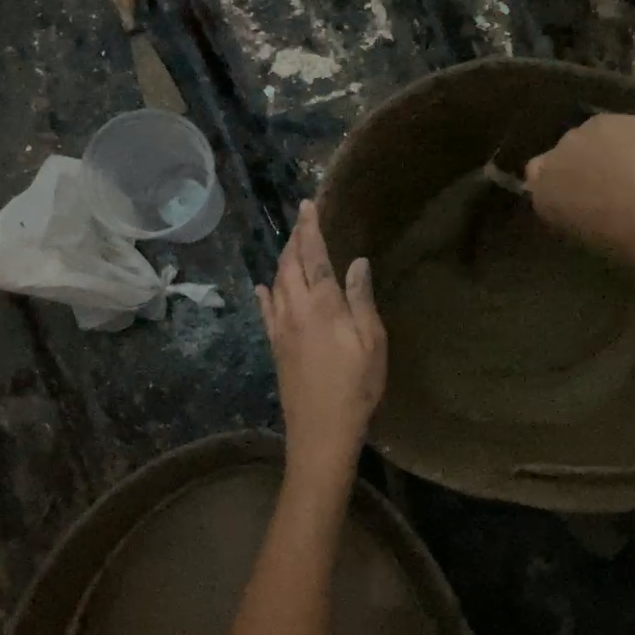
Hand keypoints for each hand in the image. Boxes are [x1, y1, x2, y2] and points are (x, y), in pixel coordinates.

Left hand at [257, 201, 386, 494]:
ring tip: (290, 246)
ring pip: (276, 283)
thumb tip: (356, 262)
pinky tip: (263, 286)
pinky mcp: (276, 346)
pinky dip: (265, 293)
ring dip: (282, 260)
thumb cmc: (356, 386)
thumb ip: (360, 299)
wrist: (321, 430)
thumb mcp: (372, 342)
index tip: (308, 204)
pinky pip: (266, 310)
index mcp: (322, 304)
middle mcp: (295, 309)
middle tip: (302, 219)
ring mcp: (281, 328)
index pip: (314, 255)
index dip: (310, 228)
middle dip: (294, 238)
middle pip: (289, 264)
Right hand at [524, 114, 634, 272]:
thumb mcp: (589, 235)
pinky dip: (629, 137)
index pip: (539, 180)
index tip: (581, 192)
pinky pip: (615, 127)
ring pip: (589, 136)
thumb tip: (586, 204)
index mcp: (543, 197)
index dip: (561, 182)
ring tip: (634, 165)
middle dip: (581, 162)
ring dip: (604, 146)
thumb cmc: (625, 240)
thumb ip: (577, 213)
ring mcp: (578, 136)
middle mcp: (552, 162)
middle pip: (562, 153)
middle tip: (610, 180)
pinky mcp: (607, 120)